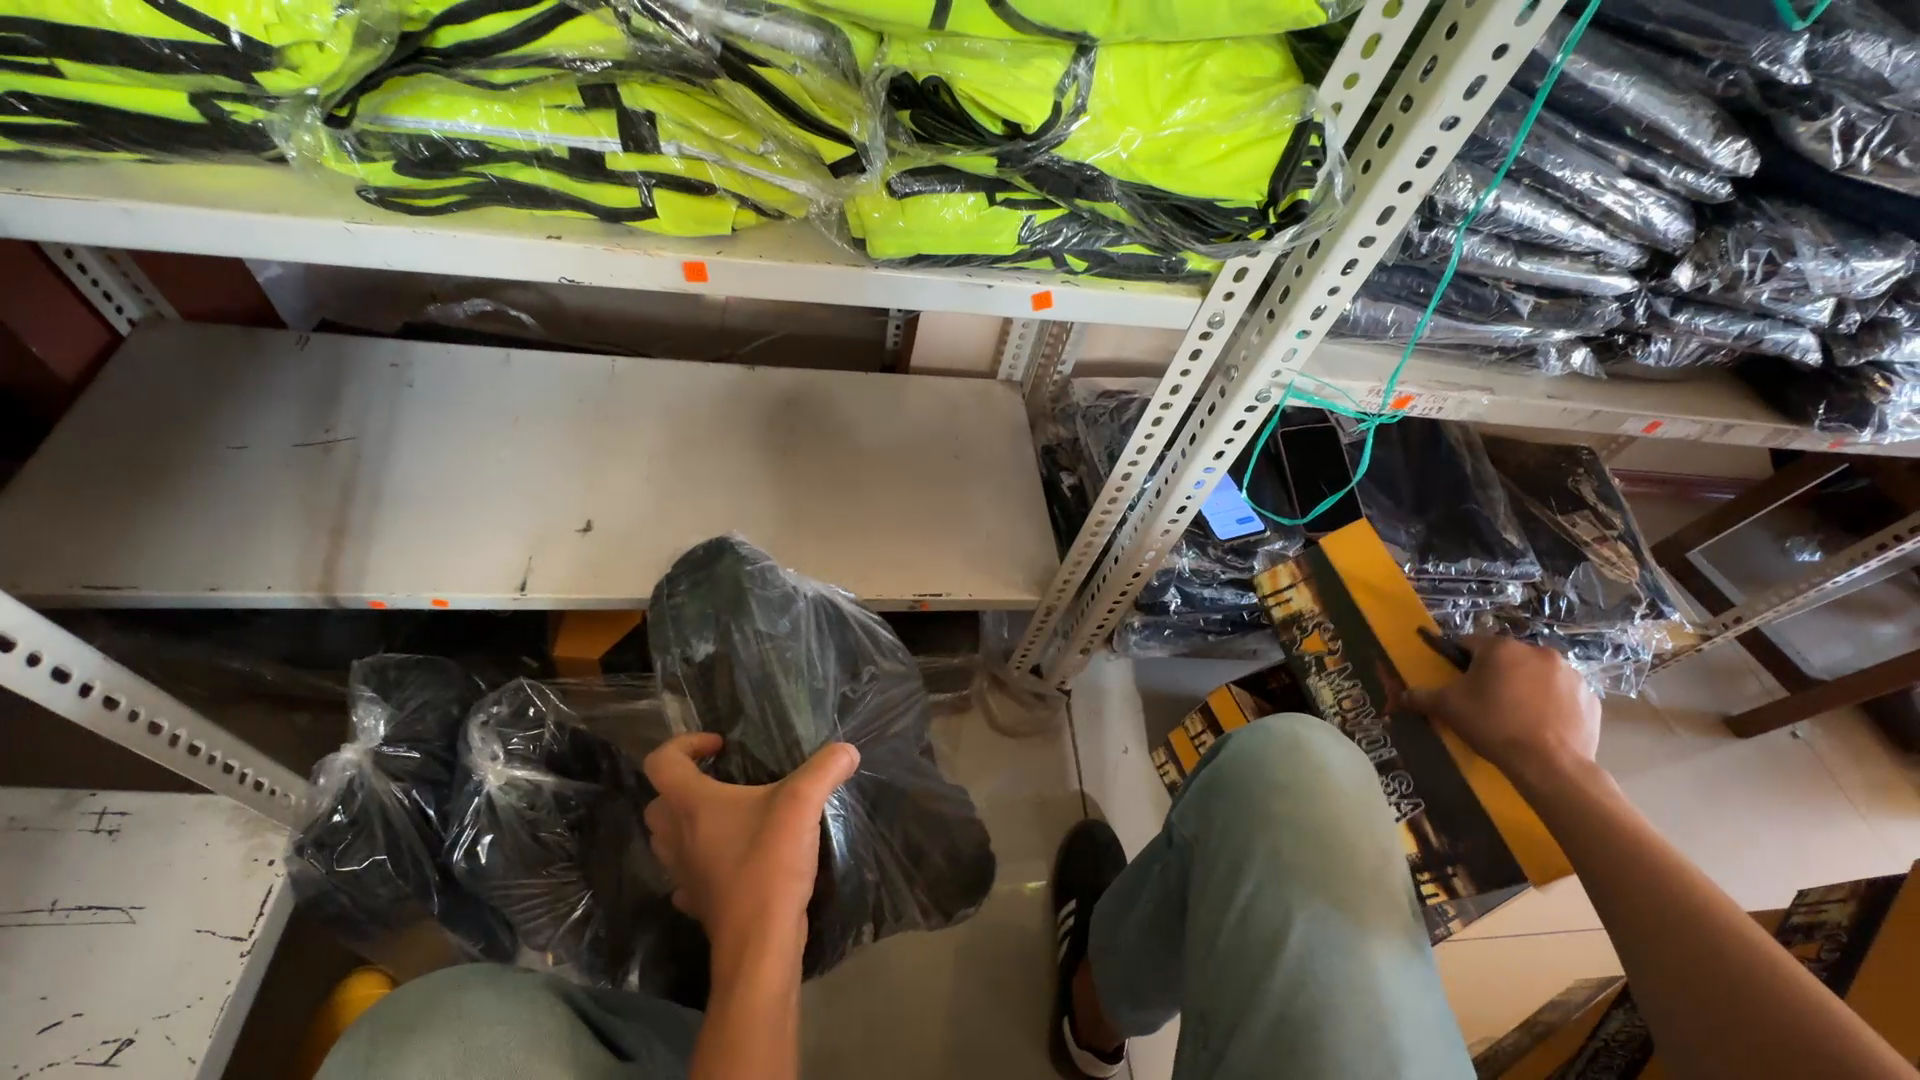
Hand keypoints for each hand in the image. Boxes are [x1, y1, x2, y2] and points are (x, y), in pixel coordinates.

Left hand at [642, 733, 860, 951]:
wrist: (759, 940)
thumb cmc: (770, 863)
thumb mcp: (803, 804)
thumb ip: (824, 770)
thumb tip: (848, 750)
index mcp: (691, 804)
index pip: (661, 761)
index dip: (684, 744)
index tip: (720, 746)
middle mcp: (676, 836)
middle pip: (659, 801)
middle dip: (683, 785)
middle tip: (721, 782)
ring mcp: (682, 872)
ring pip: (667, 838)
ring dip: (688, 823)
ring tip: (729, 818)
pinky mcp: (696, 900)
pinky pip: (686, 873)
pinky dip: (700, 862)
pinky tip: (729, 860)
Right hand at [1403, 634, 1600, 781]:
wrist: (1549, 764)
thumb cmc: (1492, 725)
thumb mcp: (1446, 708)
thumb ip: (1419, 696)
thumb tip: (1399, 695)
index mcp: (1500, 647)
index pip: (1468, 643)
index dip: (1457, 660)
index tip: (1454, 680)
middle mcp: (1538, 651)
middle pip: (1506, 658)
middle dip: (1494, 674)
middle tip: (1483, 701)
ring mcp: (1570, 674)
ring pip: (1536, 675)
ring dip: (1525, 687)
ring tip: (1515, 715)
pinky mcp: (1590, 698)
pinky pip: (1563, 695)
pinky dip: (1551, 704)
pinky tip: (1541, 725)